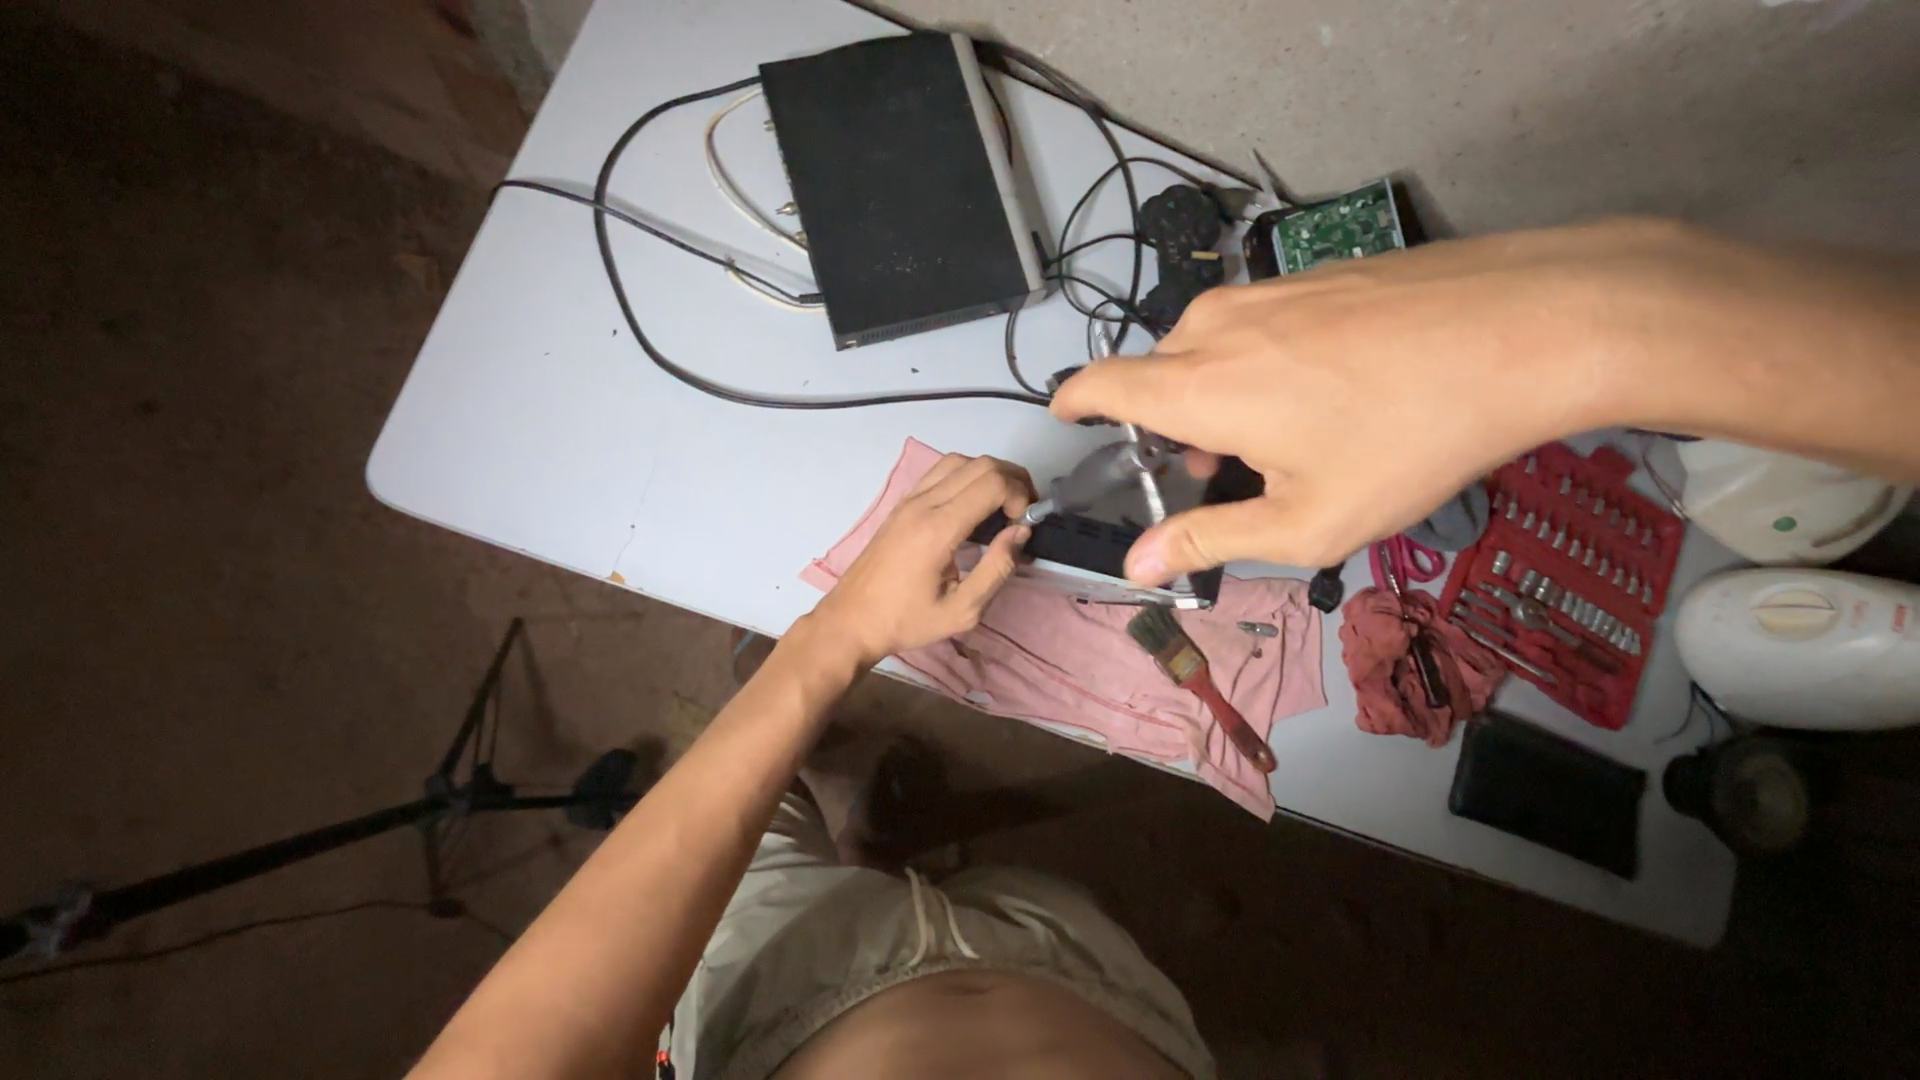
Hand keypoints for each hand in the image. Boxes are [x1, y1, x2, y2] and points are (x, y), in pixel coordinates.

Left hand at [805, 454, 1034, 665]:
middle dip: (1012, 480)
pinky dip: (967, 477)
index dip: (1020, 496)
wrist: (851, 620)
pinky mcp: (902, 504)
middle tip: (1024, 513)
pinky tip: (975, 506)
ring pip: (959, 461)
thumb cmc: (906, 621)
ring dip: (989, 474)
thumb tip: (1021, 532)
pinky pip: (940, 472)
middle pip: (980, 464)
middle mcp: (922, 504)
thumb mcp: (962, 611)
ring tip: (1004, 506)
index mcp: (937, 529)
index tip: (1025, 525)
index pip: (991, 483)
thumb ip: (997, 569)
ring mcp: (909, 499)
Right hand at [1050, 219, 1728, 581]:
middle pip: (1157, 377)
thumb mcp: (1303, 520)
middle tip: (1218, 470)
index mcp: (1194, 386)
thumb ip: (1207, 540)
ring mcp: (1264, 293)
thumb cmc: (1404, 440)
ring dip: (1216, 395)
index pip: (1098, 384)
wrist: (1528, 326)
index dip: (1075, 403)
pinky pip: (1252, 326)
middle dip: (1169, 425)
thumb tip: (1136, 565)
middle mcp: (1211, 328)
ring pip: (1206, 351)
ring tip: (1280, 437)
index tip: (1068, 418)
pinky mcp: (1310, 277)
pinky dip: (1258, 364)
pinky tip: (1325, 390)